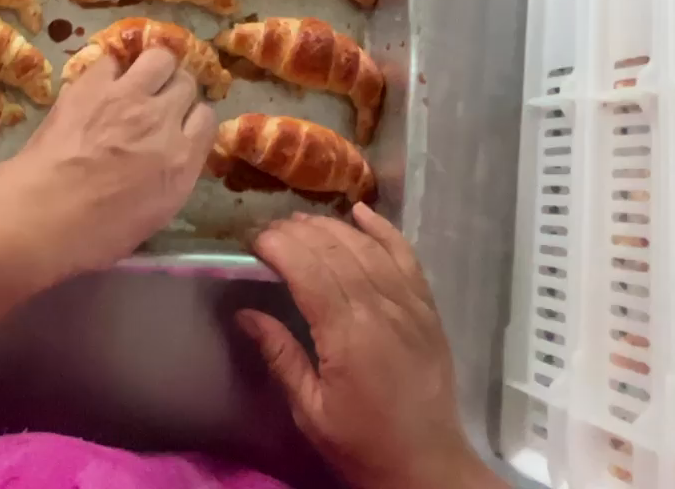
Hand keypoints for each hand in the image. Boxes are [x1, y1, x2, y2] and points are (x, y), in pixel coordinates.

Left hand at [0, 47, 217, 277]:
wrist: (43, 212)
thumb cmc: (95, 233)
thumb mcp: (153, 214)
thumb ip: (170, 175)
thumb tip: (168, 157)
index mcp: (181, 159)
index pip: (206, 118)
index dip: (192, 119)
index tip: (179, 126)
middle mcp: (161, 119)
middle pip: (186, 82)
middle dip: (175, 89)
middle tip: (156, 101)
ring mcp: (127, 95)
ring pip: (159, 57)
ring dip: (152, 68)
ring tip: (137, 80)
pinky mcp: (92, 82)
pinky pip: (113, 60)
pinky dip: (111, 70)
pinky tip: (100, 84)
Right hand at [239, 205, 504, 488]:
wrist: (429, 468)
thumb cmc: (362, 444)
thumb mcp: (310, 411)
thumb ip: (280, 356)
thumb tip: (244, 313)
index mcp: (347, 335)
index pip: (306, 268)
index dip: (275, 245)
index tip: (251, 241)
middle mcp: (379, 309)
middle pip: (332, 248)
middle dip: (294, 231)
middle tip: (267, 232)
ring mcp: (408, 304)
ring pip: (364, 245)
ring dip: (329, 225)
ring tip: (299, 221)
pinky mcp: (426, 307)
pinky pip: (405, 254)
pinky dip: (382, 229)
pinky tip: (360, 212)